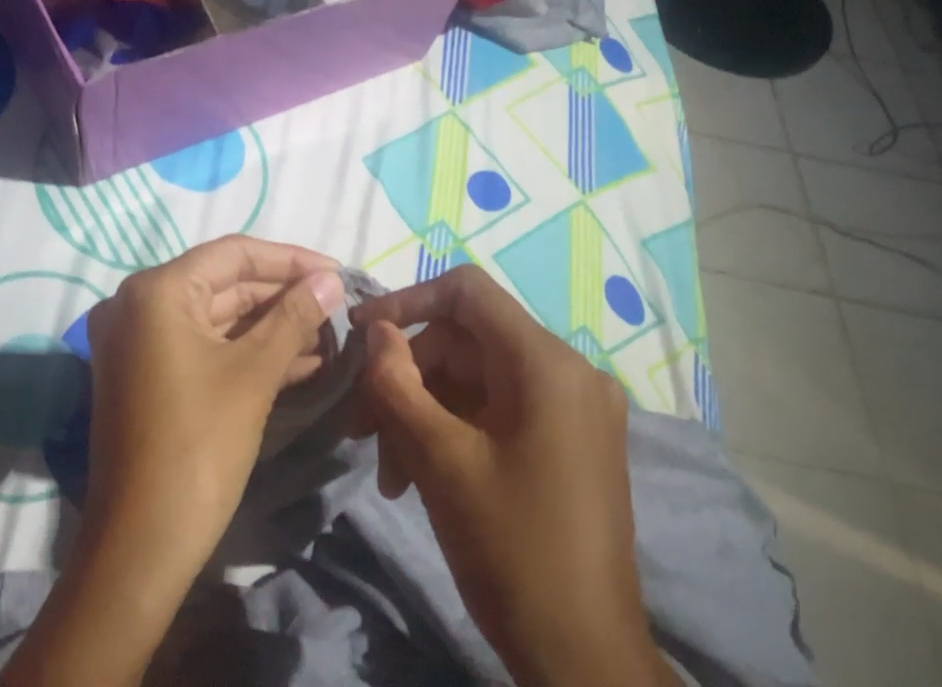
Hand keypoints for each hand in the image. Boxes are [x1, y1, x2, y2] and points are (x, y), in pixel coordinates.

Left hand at [1, 236, 340, 686]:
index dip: (290, 260)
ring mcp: (136, 342)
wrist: (144, 537)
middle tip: (337, 309)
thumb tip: (330, 281)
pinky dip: (245, 352)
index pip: (233, 254)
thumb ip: (294, 317)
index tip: (338, 273)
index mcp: (155, 291)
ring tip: (327, 338)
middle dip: (283, 297)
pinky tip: (298, 363)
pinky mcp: (144, 375)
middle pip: (223, 285)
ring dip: (270, 328)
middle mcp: (136, 305)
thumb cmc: (200, 444)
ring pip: (216, 319)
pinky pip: (202, 348)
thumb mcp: (254, 374)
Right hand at [351, 264, 673, 686]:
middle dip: (406, 378)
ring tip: (387, 471)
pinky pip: (499, 412)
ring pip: (476, 382)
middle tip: (358, 428)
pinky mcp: (569, 443)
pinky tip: (418, 478)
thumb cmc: (509, 545)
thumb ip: (396, 382)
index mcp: (547, 364)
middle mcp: (569, 373)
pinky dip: (454, 432)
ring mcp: (573, 410)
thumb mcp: (439, 458)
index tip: (358, 335)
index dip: (406, 303)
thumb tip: (376, 331)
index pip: (467, 292)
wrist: (583, 650)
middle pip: (466, 343)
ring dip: (422, 413)